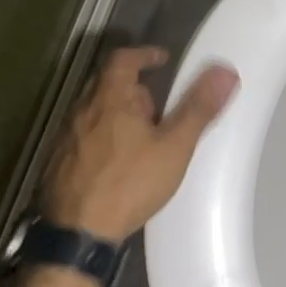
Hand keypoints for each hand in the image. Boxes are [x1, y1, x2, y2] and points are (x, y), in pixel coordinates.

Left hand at [41, 47, 237, 241]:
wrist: (78, 231)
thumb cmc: (129, 184)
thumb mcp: (174, 147)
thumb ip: (198, 108)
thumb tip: (225, 72)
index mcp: (109, 99)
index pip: (122, 60)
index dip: (143, 54)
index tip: (162, 59)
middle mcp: (82, 111)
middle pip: (106, 85)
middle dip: (134, 89)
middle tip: (159, 105)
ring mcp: (67, 137)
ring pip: (95, 112)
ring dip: (119, 114)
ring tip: (145, 136)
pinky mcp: (60, 162)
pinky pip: (85, 136)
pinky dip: (105, 136)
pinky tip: (120, 162)